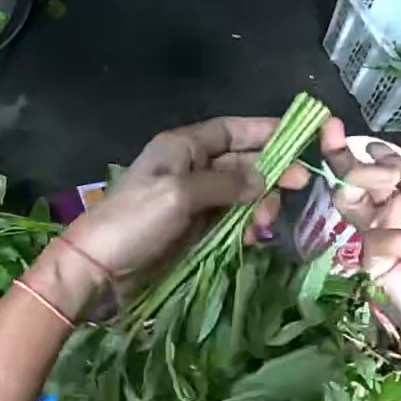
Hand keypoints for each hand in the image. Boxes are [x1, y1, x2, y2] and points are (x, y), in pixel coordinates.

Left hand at [39, 116, 313, 309]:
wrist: (100, 270)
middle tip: (300, 183)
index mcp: (182, 148)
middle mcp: (192, 168)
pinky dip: (249, 224)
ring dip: (262, 202)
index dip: (264, 130)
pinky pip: (234, 218)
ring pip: (244, 192)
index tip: (299, 136)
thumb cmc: (134, 222)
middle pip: (243, 161)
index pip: (231, 130)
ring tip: (266, 221)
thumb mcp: (179, 195)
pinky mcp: (199, 227)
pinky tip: (255, 235)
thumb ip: (225, 183)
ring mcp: (197, 199)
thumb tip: (265, 179)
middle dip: (271, 171)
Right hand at [325, 130, 400, 388]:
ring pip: (351, 202)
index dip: (379, 151)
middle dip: (350, 159)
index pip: (397, 167)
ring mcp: (388, 239)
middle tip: (359, 152)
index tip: (365, 139)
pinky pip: (375, 241)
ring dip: (357, 184)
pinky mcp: (380, 266)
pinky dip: (397, 240)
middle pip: (362, 179)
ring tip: (380, 182)